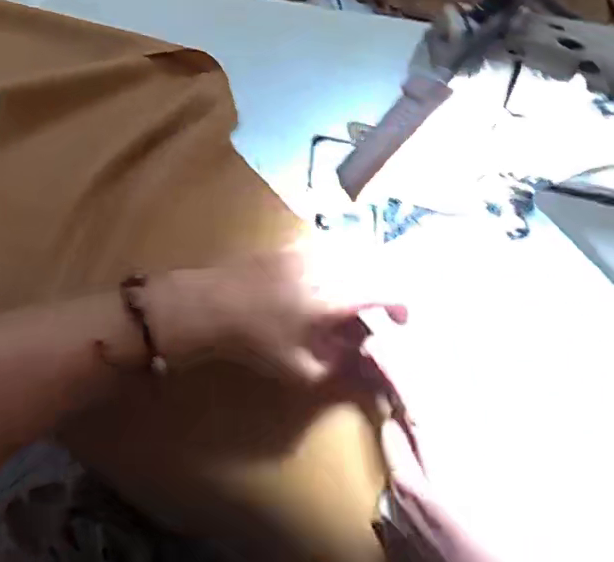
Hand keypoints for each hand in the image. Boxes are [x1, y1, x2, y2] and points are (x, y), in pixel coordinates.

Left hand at [158, 244, 406, 384]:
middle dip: (383, 285)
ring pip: (350, 251)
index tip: (401, 323)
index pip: (384, 287)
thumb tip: (366, 354)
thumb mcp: (304, 368)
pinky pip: (327, 246)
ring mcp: (305, 249)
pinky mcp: (289, 245)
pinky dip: (340, 260)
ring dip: (362, 271)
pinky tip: (328, 283)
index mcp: (334, 294)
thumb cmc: (258, 340)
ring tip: (356, 300)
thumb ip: (343, 363)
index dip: (400, 303)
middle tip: (382, 312)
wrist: (212, 303)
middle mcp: (325, 264)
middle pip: (371, 263)